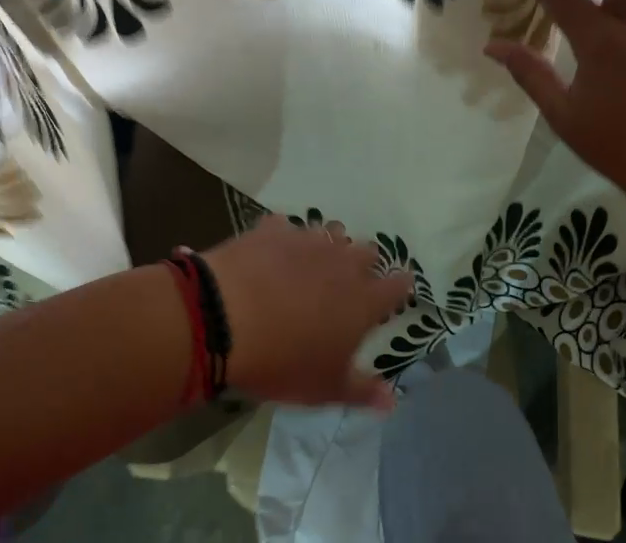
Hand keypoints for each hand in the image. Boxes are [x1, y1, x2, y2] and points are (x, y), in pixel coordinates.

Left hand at [202, 216, 414, 408]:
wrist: (224, 318)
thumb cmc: (282, 361)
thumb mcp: (323, 388)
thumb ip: (361, 391)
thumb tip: (392, 400)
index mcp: (363, 301)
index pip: (396, 286)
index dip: (400, 286)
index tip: (399, 288)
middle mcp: (342, 263)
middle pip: (367, 252)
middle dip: (364, 262)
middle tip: (352, 280)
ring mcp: (307, 240)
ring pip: (331, 232)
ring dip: (329, 244)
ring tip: (315, 261)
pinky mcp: (272, 230)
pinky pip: (286, 226)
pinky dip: (285, 237)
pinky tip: (273, 250)